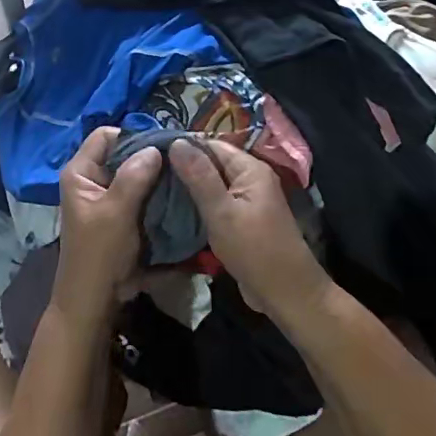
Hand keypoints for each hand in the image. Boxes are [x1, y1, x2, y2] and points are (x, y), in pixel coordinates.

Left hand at [53, 127, 161, 322]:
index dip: (132, 136)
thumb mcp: (116, 212)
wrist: (94, 300)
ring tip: (181, 175)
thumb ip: (134, 176)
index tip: (162, 145)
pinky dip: (155, 191)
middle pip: (122, 152)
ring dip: (155, 175)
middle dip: (149, 155)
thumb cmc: (99, 253)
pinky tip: (175, 193)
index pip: (105, 135)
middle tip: (179, 160)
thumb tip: (156, 148)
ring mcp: (105, 196)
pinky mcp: (120, 212)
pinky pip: (139, 192)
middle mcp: (90, 178)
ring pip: (134, 172)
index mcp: (80, 172)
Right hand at [169, 138, 330, 321]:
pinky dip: (197, 205)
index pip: (210, 145)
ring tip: (154, 191)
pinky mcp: (242, 219)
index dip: (182, 148)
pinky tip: (173, 211)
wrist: (286, 294)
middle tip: (149, 177)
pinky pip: (215, 203)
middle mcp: (250, 178)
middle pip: (210, 163)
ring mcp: (247, 199)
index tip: (151, 157)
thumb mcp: (222, 212)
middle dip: (183, 169)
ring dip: (188, 189)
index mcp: (250, 168)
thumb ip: (199, 176)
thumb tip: (176, 141)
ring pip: (211, 185)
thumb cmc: (255, 250)